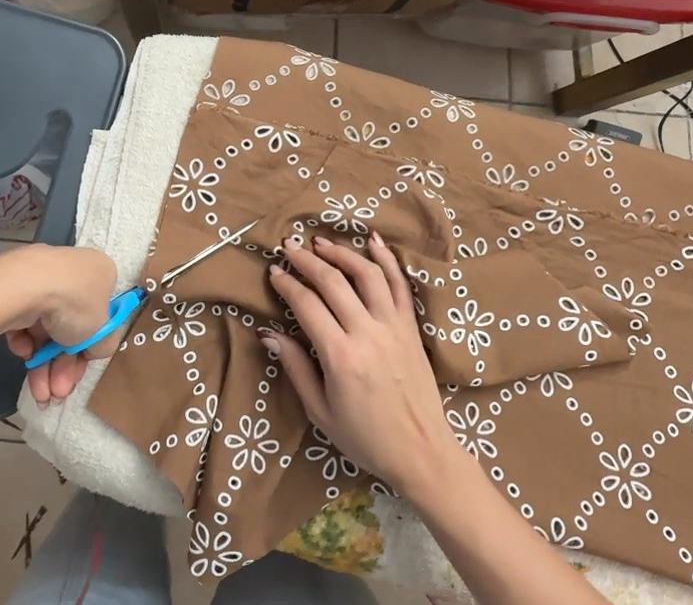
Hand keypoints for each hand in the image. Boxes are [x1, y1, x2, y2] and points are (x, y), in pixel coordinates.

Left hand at [0, 245, 119, 408]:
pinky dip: (25, 342)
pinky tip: (24, 353)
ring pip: (47, 329)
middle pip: (71, 328)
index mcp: (101, 274)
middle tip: (57, 395)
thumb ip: (103, 344)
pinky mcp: (15, 289)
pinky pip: (25, 321)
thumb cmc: (76, 304)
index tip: (78, 374)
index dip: (88, 351)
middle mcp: (73, 273)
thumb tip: (92, 349)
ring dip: (44, 366)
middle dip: (63, 367)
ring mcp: (42, 279)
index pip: (98, 317)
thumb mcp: (103, 331)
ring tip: (40, 394)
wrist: (26, 285)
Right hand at [263, 232, 466, 498]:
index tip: (273, 272)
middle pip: (333, 282)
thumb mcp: (320, 412)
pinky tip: (372, 240)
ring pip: (366, 274)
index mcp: (341, 357)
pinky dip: (386, 259)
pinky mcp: (411, 328)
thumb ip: (296, 368)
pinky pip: (399, 285)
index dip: (287, 284)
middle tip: (288, 246)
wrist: (422, 453)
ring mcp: (393, 327)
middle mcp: (368, 334)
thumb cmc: (366, 439)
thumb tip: (270, 334)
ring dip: (341, 252)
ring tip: (321, 242)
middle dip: (306, 259)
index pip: (307, 305)